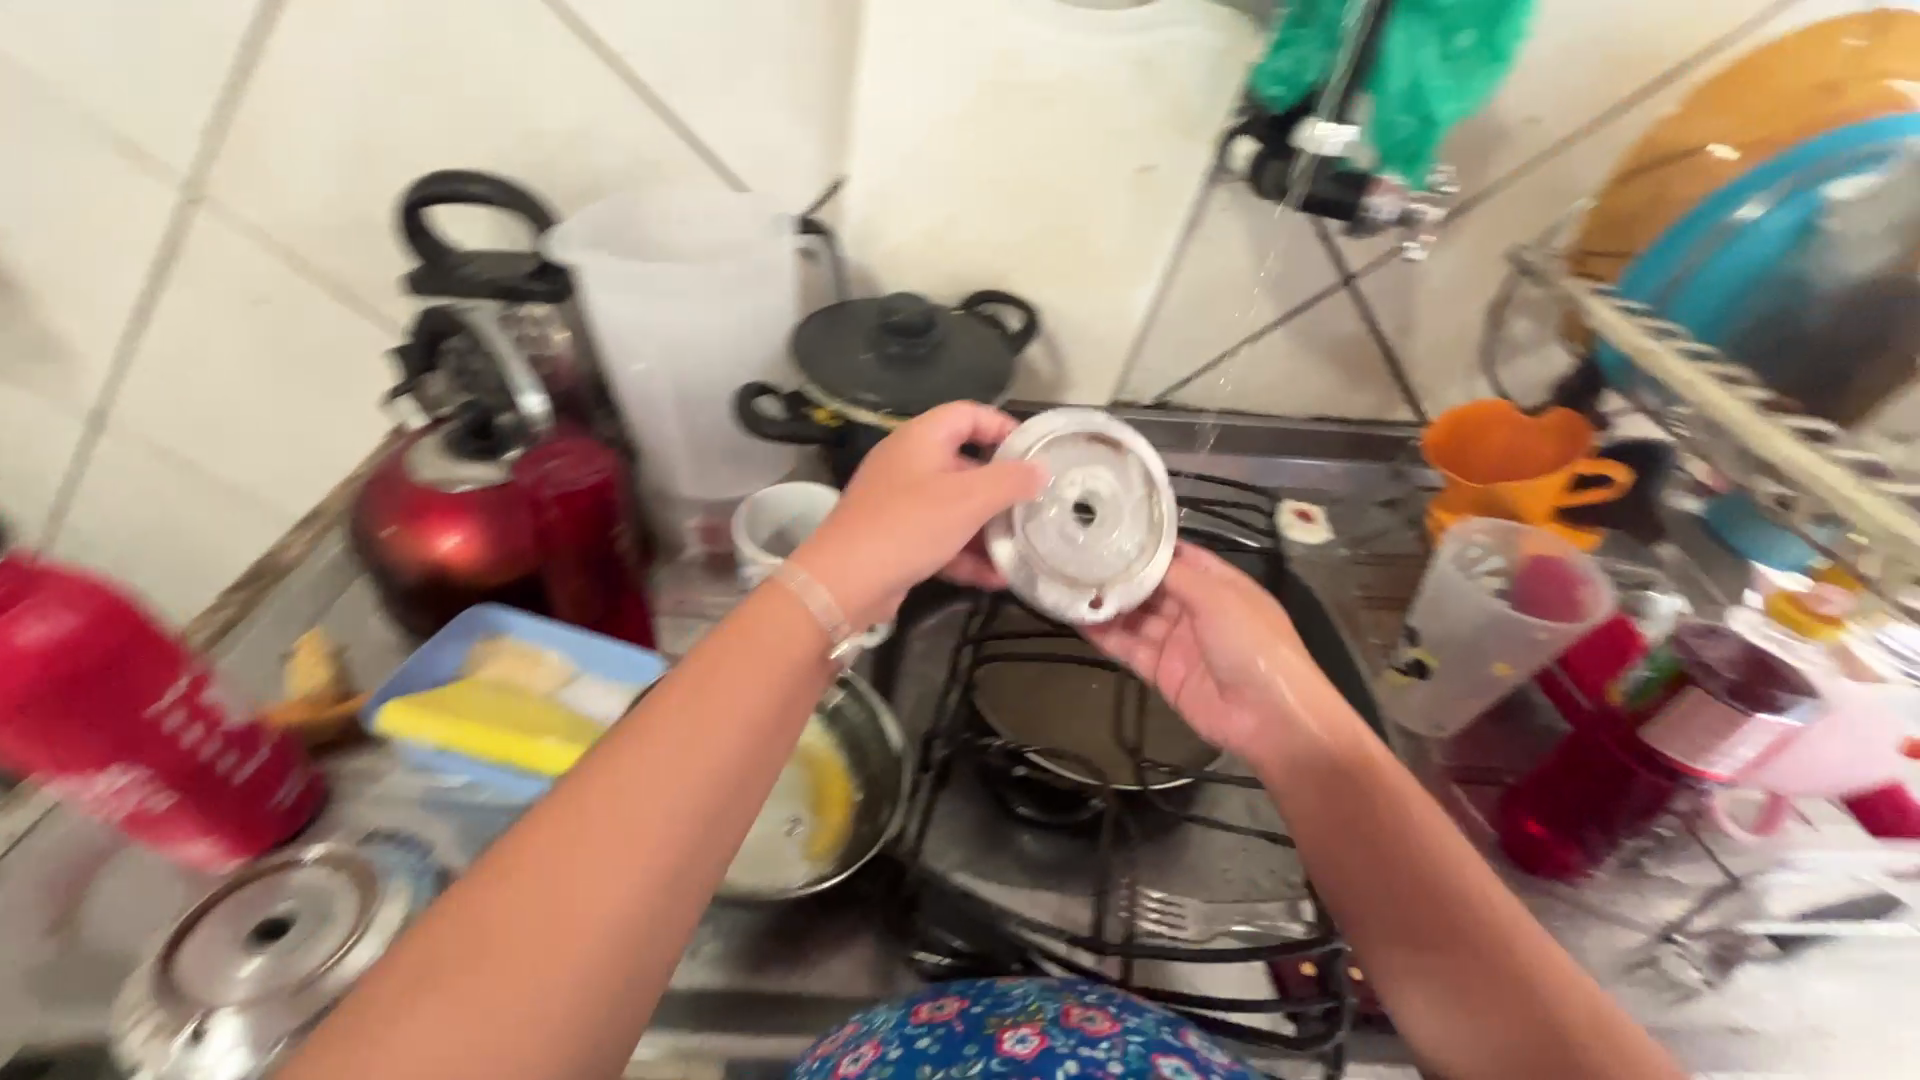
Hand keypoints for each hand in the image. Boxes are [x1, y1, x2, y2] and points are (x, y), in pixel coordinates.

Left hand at [791, 403, 1045, 625]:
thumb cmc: (909, 525)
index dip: (1002, 426)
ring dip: (987, 528)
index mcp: (921, 438)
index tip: (1033, 452)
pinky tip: (996, 578)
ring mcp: (899, 502)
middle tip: (1034, 505)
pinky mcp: (895, 537)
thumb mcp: (969, 499)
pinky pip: (939, 538)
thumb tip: (1041, 470)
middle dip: (1001, 489)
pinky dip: (966, 554)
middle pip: (964, 464)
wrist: (844, 581)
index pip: (968, 414)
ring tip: (1022, 546)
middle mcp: (908, 463)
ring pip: (954, 507)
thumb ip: (1011, 481)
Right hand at [1081, 543, 1351, 769]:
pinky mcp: (1162, 672)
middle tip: (1079, 558)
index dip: (1146, 546)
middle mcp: (1197, 610)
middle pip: (1151, 587)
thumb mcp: (1220, 598)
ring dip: (1107, 604)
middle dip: (1119, 575)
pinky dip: (1105, 635)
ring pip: (1136, 618)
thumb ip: (1177, 575)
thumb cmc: (1254, 645)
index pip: (1178, 557)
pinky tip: (1078, 619)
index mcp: (1220, 586)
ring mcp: (1178, 642)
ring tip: (1069, 585)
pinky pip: (1129, 648)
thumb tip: (1140, 554)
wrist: (1270, 719)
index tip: (1109, 531)